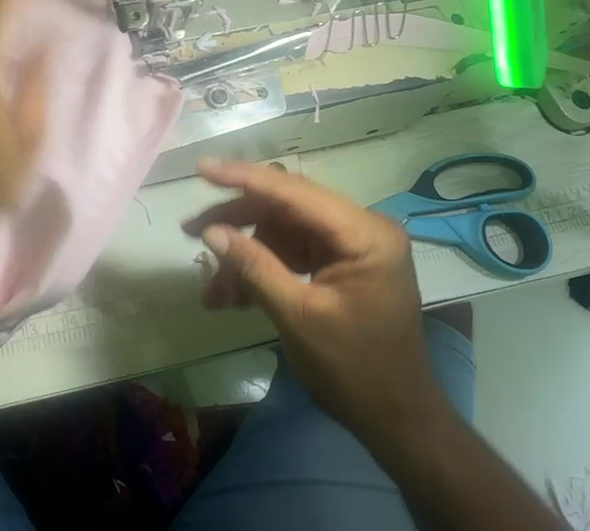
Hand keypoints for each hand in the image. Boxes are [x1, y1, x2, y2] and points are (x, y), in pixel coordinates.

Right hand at [182, 159, 444, 433]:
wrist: (399, 421)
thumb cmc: (355, 371)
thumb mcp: (299, 318)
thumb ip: (255, 267)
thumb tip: (211, 231)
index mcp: (365, 234)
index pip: (294, 191)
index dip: (244, 178)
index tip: (201, 169)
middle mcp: (362, 228)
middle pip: (285, 207)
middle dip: (238, 223)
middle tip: (190, 233)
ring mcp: (352, 246)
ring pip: (282, 231)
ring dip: (246, 255)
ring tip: (214, 295)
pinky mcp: (342, 265)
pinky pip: (292, 252)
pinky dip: (263, 269)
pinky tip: (236, 297)